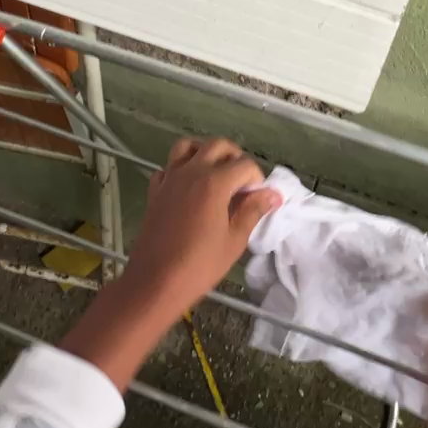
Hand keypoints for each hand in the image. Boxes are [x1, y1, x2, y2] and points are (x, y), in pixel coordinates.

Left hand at [124, 137, 281, 315]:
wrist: (155, 281)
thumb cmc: (199, 264)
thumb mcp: (234, 240)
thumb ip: (253, 210)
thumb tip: (273, 194)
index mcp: (214, 182)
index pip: (244, 164)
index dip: (256, 178)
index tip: (258, 198)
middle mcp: (191, 171)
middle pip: (217, 145)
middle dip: (235, 157)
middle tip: (241, 181)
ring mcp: (170, 178)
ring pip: (188, 146)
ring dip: (205, 152)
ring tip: (215, 173)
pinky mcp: (155, 190)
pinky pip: (168, 167)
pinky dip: (180, 169)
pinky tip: (188, 188)